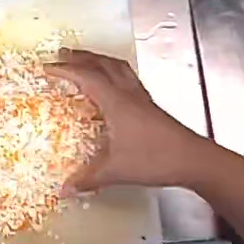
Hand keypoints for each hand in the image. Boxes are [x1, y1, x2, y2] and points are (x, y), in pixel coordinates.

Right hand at [47, 48, 227, 189]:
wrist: (196, 161)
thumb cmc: (155, 160)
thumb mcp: (116, 171)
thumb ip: (88, 179)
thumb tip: (63, 190)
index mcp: (117, 103)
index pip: (87, 78)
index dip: (65, 70)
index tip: (47, 68)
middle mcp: (129, 95)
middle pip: (104, 64)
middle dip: (81, 56)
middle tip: (62, 53)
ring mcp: (141, 99)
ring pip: (119, 68)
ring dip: (99, 60)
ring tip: (84, 60)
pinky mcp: (150, 106)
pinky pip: (128, 79)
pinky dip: (113, 73)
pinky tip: (109, 85)